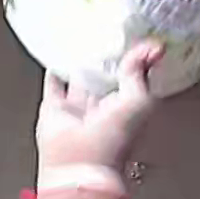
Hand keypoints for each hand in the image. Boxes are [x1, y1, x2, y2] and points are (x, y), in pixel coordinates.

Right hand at [36, 41, 164, 172]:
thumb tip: (146, 49)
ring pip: (80, 79)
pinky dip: (53, 70)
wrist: (80, 162)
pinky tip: (56, 57)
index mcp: (127, 107)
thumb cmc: (114, 140)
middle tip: (112, 36)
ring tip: (84, 40)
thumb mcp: (139, 100)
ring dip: (81, 63)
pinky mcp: (54, 108)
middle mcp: (103, 107)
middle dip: (108, 58)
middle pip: (106, 77)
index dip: (136, 59)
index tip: (140, 41)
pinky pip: (53, 84)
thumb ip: (139, 73)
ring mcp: (78, 108)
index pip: (133, 77)